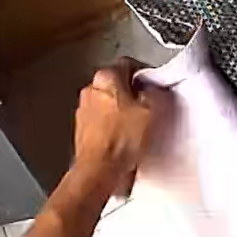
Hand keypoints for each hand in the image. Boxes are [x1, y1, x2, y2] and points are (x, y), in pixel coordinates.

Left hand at [69, 57, 155, 196]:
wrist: (99, 171)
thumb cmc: (120, 140)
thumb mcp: (151, 110)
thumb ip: (154, 92)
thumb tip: (154, 89)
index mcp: (105, 78)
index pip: (128, 65)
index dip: (144, 75)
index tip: (152, 85)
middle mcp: (91, 91)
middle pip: (117, 85)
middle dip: (132, 94)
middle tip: (147, 107)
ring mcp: (84, 111)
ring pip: (109, 104)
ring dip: (121, 112)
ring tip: (137, 127)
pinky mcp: (82, 131)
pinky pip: (102, 123)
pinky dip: (112, 128)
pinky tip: (125, 141)